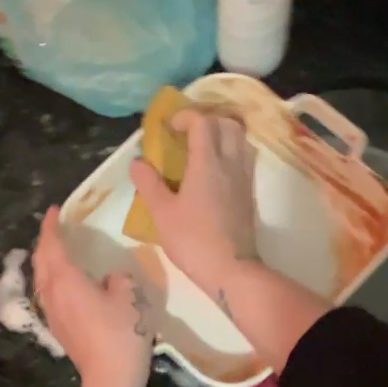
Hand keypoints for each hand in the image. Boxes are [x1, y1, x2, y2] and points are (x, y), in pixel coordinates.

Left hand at [33, 207, 152, 386]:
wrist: (110, 378)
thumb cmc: (122, 334)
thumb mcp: (130, 297)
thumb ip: (119, 279)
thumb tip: (110, 279)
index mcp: (66, 281)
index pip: (52, 246)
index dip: (51, 226)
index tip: (55, 210)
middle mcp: (52, 294)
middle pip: (41, 261)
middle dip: (46, 241)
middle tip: (57, 228)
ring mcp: (52, 313)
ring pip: (42, 279)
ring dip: (47, 261)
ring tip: (59, 251)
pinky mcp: (58, 328)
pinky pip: (49, 294)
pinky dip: (53, 279)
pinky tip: (66, 281)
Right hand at [130, 110, 257, 291]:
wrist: (231, 269)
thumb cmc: (193, 240)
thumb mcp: (162, 213)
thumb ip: (149, 184)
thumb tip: (138, 162)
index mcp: (207, 163)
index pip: (202, 122)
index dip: (184, 117)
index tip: (169, 127)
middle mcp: (230, 163)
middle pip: (227, 124)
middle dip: (207, 120)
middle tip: (187, 134)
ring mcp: (244, 179)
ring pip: (240, 140)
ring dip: (222, 135)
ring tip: (202, 150)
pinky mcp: (249, 194)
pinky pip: (244, 160)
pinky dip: (230, 154)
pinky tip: (215, 172)